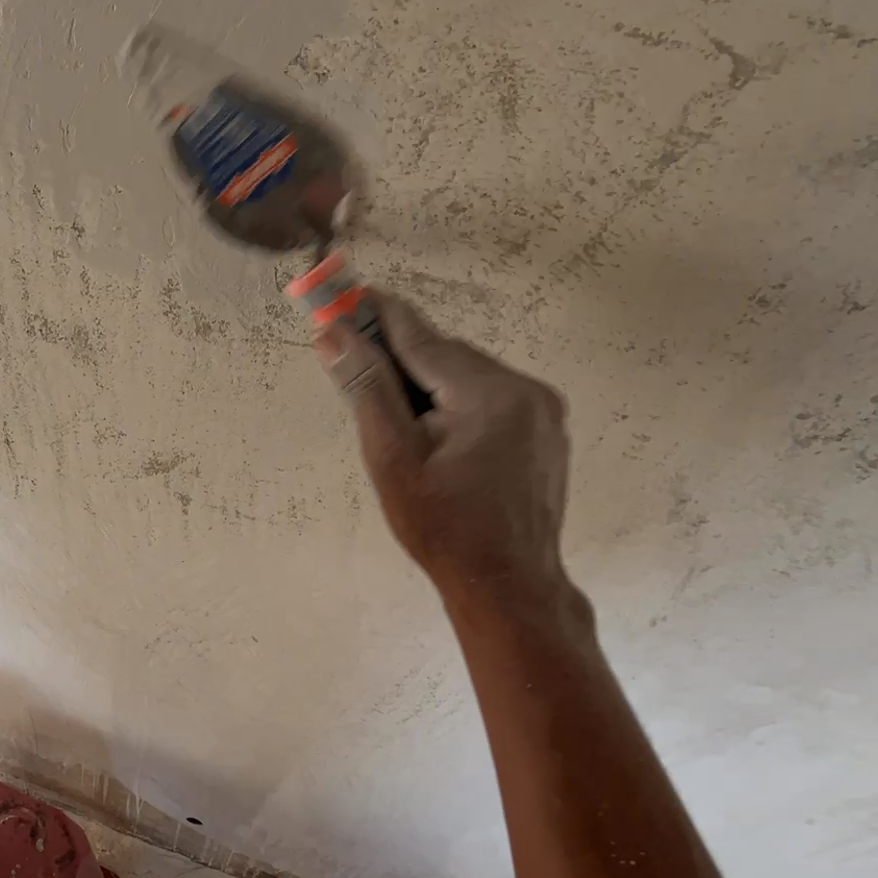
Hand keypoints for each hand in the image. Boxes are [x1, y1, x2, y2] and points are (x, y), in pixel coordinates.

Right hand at [316, 292, 571, 603]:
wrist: (507, 585)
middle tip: (352, 362)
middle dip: (396, 355)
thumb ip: (365, 386)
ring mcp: (542, 410)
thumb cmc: (440, 524)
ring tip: (390, 414)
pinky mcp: (544, 430)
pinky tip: (428, 430)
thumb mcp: (390, 455)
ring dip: (422, 380)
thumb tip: (332, 333)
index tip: (344, 291)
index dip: (377, 313)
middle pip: (444, 355)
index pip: (420, 337)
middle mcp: (526, 389)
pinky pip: (486, 396)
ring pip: (464, 375)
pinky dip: (449, 399)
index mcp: (490, 392)